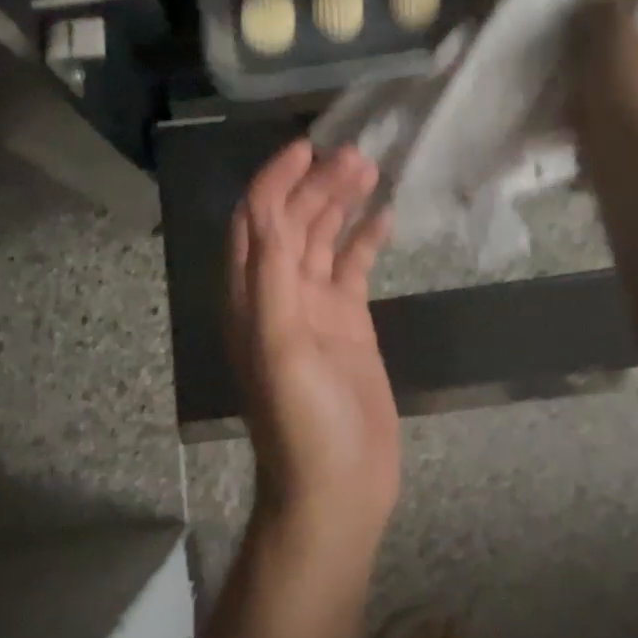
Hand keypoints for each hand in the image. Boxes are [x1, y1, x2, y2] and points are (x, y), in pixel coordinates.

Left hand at [228, 141, 398, 541]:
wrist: (338, 489)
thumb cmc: (303, 423)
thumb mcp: (278, 348)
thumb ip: (270, 278)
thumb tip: (266, 211)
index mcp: (251, 296)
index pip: (255, 221)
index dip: (273, 181)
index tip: (305, 148)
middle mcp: (278, 294)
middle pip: (292, 223)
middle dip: (316, 185)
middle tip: (356, 155)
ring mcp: (315, 308)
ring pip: (323, 240)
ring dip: (341, 203)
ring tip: (371, 169)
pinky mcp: (349, 324)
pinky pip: (353, 268)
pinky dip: (365, 239)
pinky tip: (386, 216)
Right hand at [570, 0, 637, 153]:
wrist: (634, 171)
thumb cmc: (631, 98)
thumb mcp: (615, 38)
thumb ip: (606, 13)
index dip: (632, 27)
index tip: (598, 28)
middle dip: (607, 65)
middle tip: (571, 60)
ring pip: (620, 100)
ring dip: (593, 98)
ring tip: (561, 93)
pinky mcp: (637, 155)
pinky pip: (605, 131)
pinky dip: (586, 127)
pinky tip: (564, 124)